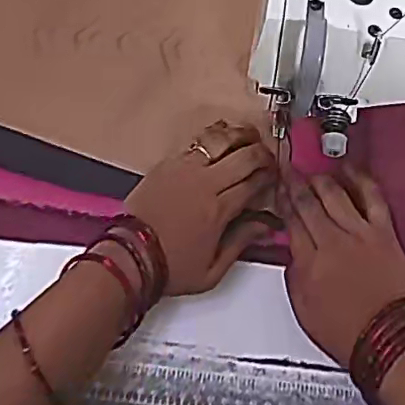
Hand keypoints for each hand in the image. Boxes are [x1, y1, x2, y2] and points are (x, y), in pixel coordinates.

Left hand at [123, 122, 281, 296]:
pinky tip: (221, 134)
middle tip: (267, 157)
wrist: (131, 255)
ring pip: (221, 140)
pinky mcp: (169, 163)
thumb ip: (242, 242)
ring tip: (250, 136)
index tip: (273, 177)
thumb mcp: (212, 270)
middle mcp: (205, 184)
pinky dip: (213, 135)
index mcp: (219, 210)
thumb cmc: (169, 265)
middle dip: (262, 153)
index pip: (254, 183)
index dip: (269, 176)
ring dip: (240, 136)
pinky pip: (197, 141)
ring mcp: (185, 169)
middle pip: (244, 156)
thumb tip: (264, 226)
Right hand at [283, 165, 404, 363]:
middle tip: (289, 173)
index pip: (291, 221)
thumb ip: (294, 275)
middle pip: (308, 202)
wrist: (388, 340)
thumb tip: (293, 252)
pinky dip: (360, 179)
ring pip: (334, 194)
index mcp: (310, 263)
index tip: (279, 191)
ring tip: (313, 174)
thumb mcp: (304, 310)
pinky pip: (371, 196)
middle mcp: (333, 243)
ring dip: (320, 179)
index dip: (282, 202)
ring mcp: (360, 234)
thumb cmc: (349, 332)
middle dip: (295, 184)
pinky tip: (350, 170)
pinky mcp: (383, 232)